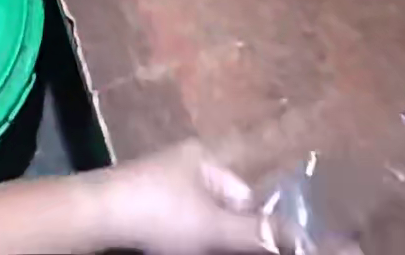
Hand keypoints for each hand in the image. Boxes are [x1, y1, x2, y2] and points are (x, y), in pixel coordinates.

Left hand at [85, 142, 267, 254]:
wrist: (103, 213)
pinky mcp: (153, 206)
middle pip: (230, 211)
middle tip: (228, 250)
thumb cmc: (162, 211)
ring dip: (217, 243)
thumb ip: (261, 233)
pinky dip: (195, 243)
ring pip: (209, 224)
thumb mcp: (217, 226)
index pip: (249, 197)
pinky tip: (190, 250)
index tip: (270, 251)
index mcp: (204, 160)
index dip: (262, 229)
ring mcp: (168, 185)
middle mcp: (187, 167)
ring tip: (206, 249)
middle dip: (239, 238)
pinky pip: (188, 228)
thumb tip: (302, 239)